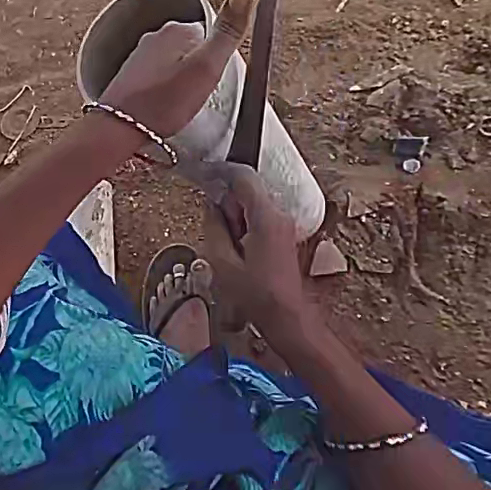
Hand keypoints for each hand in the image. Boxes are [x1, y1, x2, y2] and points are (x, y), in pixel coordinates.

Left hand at [99, 0, 255, 137]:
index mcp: (177, 30)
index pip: (213, 36)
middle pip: (194, 50)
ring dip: (183, 82)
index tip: (214, 81)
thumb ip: (227, 32)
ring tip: (183, 104)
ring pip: (177, 65)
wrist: (118, 130)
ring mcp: (141, 56)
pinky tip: (166, 106)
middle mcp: (156, 37)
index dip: (218, 61)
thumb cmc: (162, 102)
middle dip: (201, 71)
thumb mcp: (206, 67)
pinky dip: (167, 91)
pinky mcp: (133, 76)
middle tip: (199, 95)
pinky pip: (161, 78)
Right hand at [200, 163, 320, 344]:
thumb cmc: (256, 295)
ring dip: (237, 220)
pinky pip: (260, 219)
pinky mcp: (285, 235)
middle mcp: (280, 215)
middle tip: (222, 236)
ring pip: (252, 206)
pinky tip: (242, 253)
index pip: (244, 177)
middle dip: (228, 207)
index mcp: (266, 217)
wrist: (287, 317)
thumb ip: (214, 226)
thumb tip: (210, 205)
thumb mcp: (222, 261)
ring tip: (234, 251)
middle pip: (247, 192)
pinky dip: (246, 228)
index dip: (221, 172)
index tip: (203, 172)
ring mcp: (285, 225)